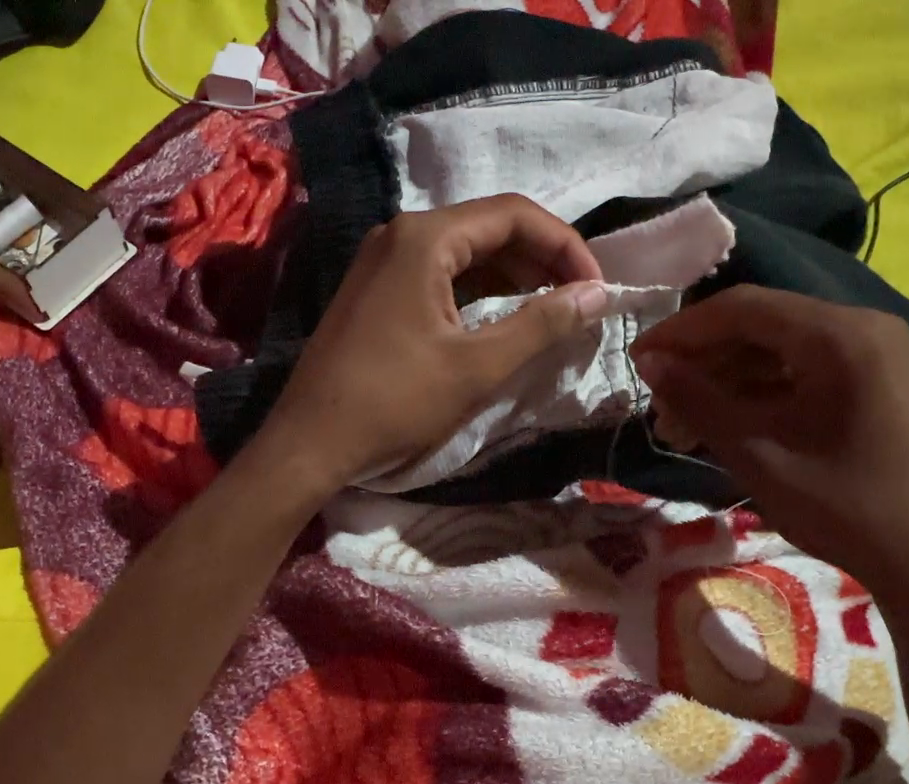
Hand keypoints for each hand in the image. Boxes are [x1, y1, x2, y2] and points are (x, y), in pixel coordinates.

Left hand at [253, 194, 608, 494]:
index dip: (566, 246)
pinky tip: (502, 319)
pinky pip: (438, 276)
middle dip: (541, 260)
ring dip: (512, 277)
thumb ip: (541, 324)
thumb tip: (597, 294)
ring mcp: (382, 262)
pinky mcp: (375, 292)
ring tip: (551, 311)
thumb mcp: (476, 367)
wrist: (311, 443)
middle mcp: (400, 235)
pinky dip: (477, 293)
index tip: (596, 289)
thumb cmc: (394, 403)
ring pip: (464, 254)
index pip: (514, 215)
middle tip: (579, 301)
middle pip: (489, 228)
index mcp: (425, 238)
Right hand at [630, 285, 908, 597]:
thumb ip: (697, 400)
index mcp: (839, 335)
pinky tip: (719, 426)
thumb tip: (648, 363)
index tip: (637, 360)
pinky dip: (755, 394)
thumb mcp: (755, 452)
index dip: (681, 331)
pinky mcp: (871, 381)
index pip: (742, 308)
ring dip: (723, 382)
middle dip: (701, 362)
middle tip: (657, 406)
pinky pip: (799, 371)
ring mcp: (870, 354)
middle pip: (759, 325)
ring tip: (679, 427)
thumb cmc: (839, 506)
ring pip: (776, 350)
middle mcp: (860, 327)